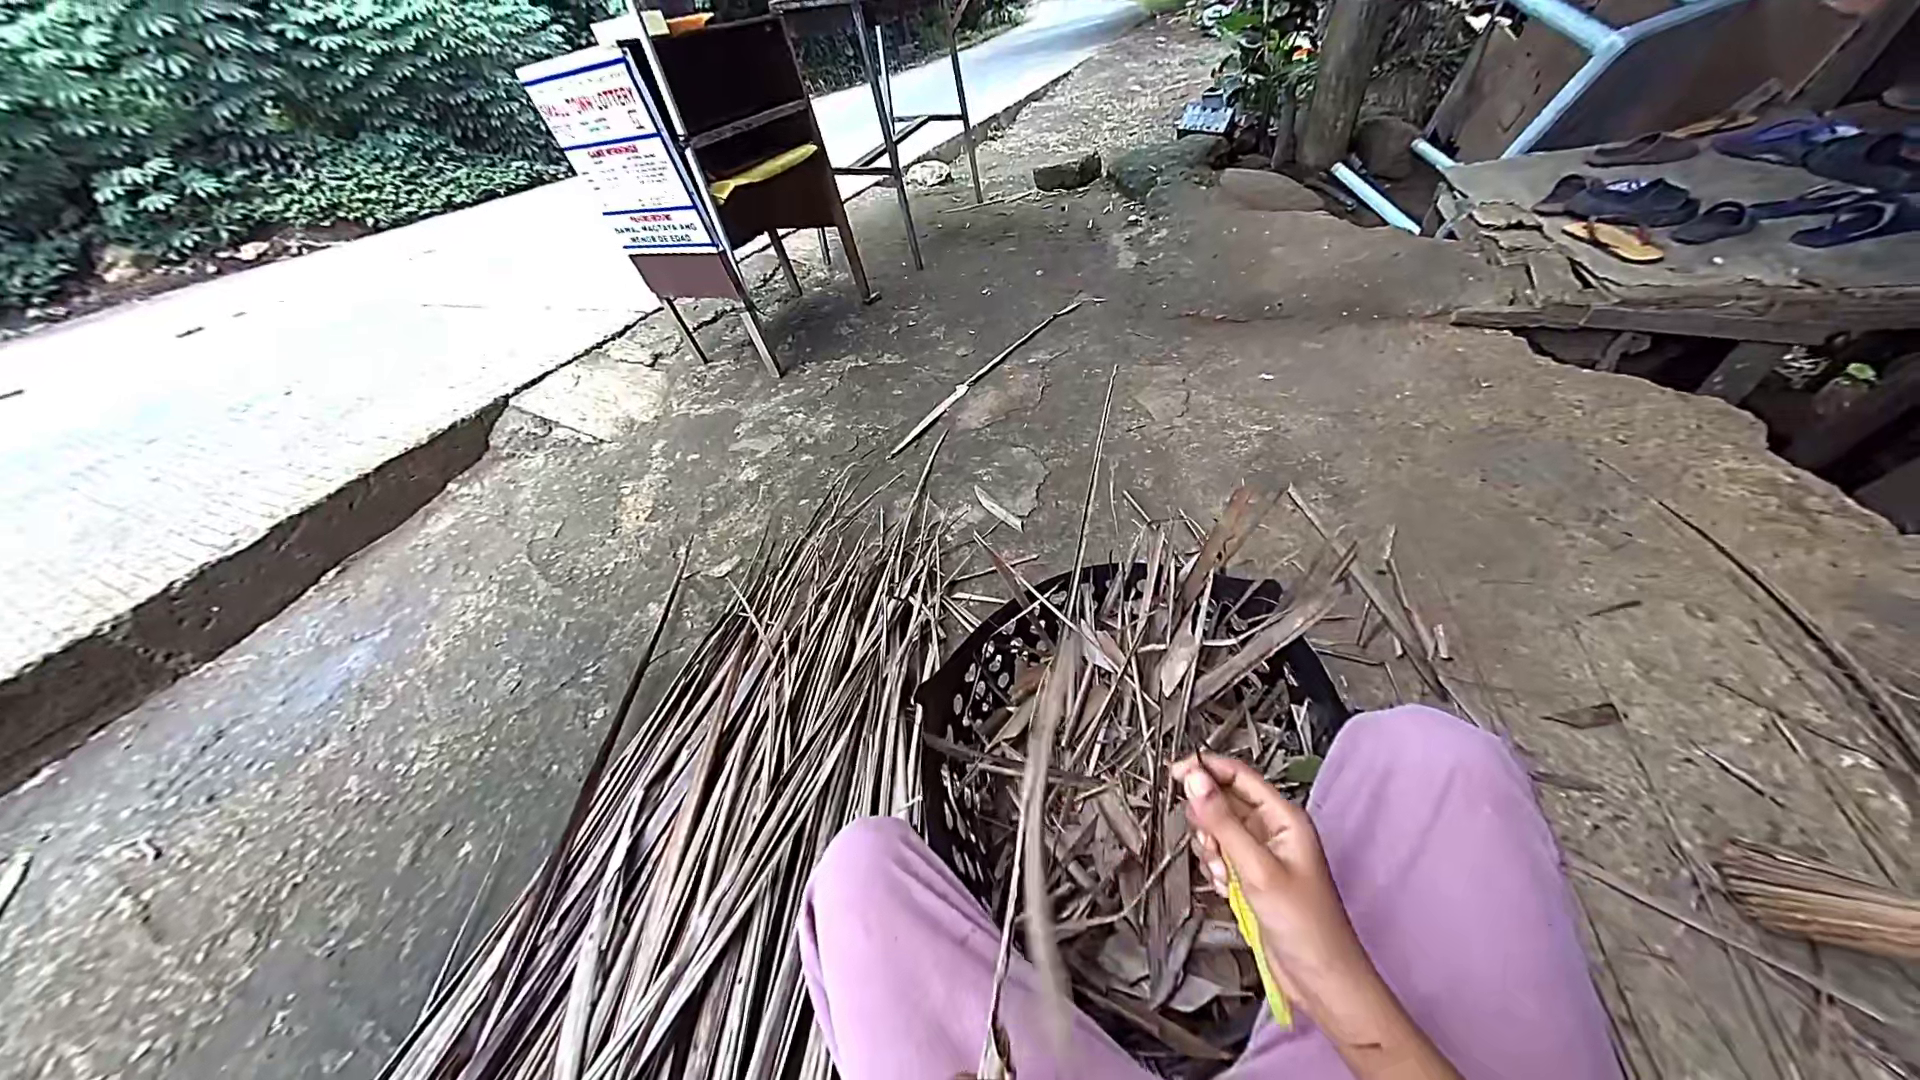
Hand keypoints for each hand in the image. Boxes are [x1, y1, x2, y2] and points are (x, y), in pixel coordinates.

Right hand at [1171, 753, 1461, 1079]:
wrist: (1322, 983)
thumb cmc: (1306, 927)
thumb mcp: (1256, 867)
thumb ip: (1221, 820)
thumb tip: (1194, 778)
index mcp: (1283, 817)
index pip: (1237, 774)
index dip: (1205, 769)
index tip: (1175, 773)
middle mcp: (1272, 829)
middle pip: (1223, 799)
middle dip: (1206, 818)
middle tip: (1207, 840)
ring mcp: (1261, 852)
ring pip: (1217, 827)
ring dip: (1209, 846)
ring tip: (1220, 869)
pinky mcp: (1251, 873)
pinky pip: (1219, 853)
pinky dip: (1214, 865)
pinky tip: (1223, 884)